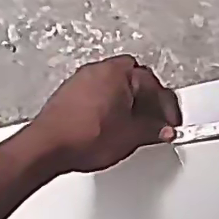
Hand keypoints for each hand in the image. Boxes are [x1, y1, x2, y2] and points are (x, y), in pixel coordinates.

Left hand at [22, 55, 182, 172]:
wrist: (47, 147)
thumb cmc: (82, 136)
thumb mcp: (131, 136)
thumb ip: (153, 130)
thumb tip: (162, 129)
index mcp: (118, 73)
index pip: (154, 85)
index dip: (167, 106)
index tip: (171, 122)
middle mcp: (98, 70)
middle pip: (135, 77)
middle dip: (149, 98)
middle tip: (157, 118)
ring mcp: (82, 80)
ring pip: (116, 84)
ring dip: (130, 100)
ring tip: (137, 124)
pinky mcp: (70, 93)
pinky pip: (99, 92)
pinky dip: (111, 104)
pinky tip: (114, 124)